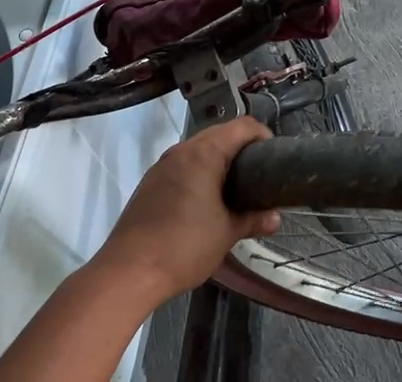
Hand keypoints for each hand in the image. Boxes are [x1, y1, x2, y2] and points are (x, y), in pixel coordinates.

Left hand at [91, 117, 280, 303]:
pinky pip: (181, 166)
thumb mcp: (226, 234)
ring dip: (218, 161)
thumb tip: (275, 218)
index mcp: (204, 154)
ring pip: (198, 150)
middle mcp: (181, 151)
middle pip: (219, 134)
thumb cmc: (183, 247)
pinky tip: (203, 201)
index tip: (275, 157)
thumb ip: (253, 220)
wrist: (125, 274)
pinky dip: (198, 173)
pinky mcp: (148, 184)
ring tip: (234, 188)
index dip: (263, 136)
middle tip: (259, 174)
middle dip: (241, 148)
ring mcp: (161, 167)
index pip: (242, 126)